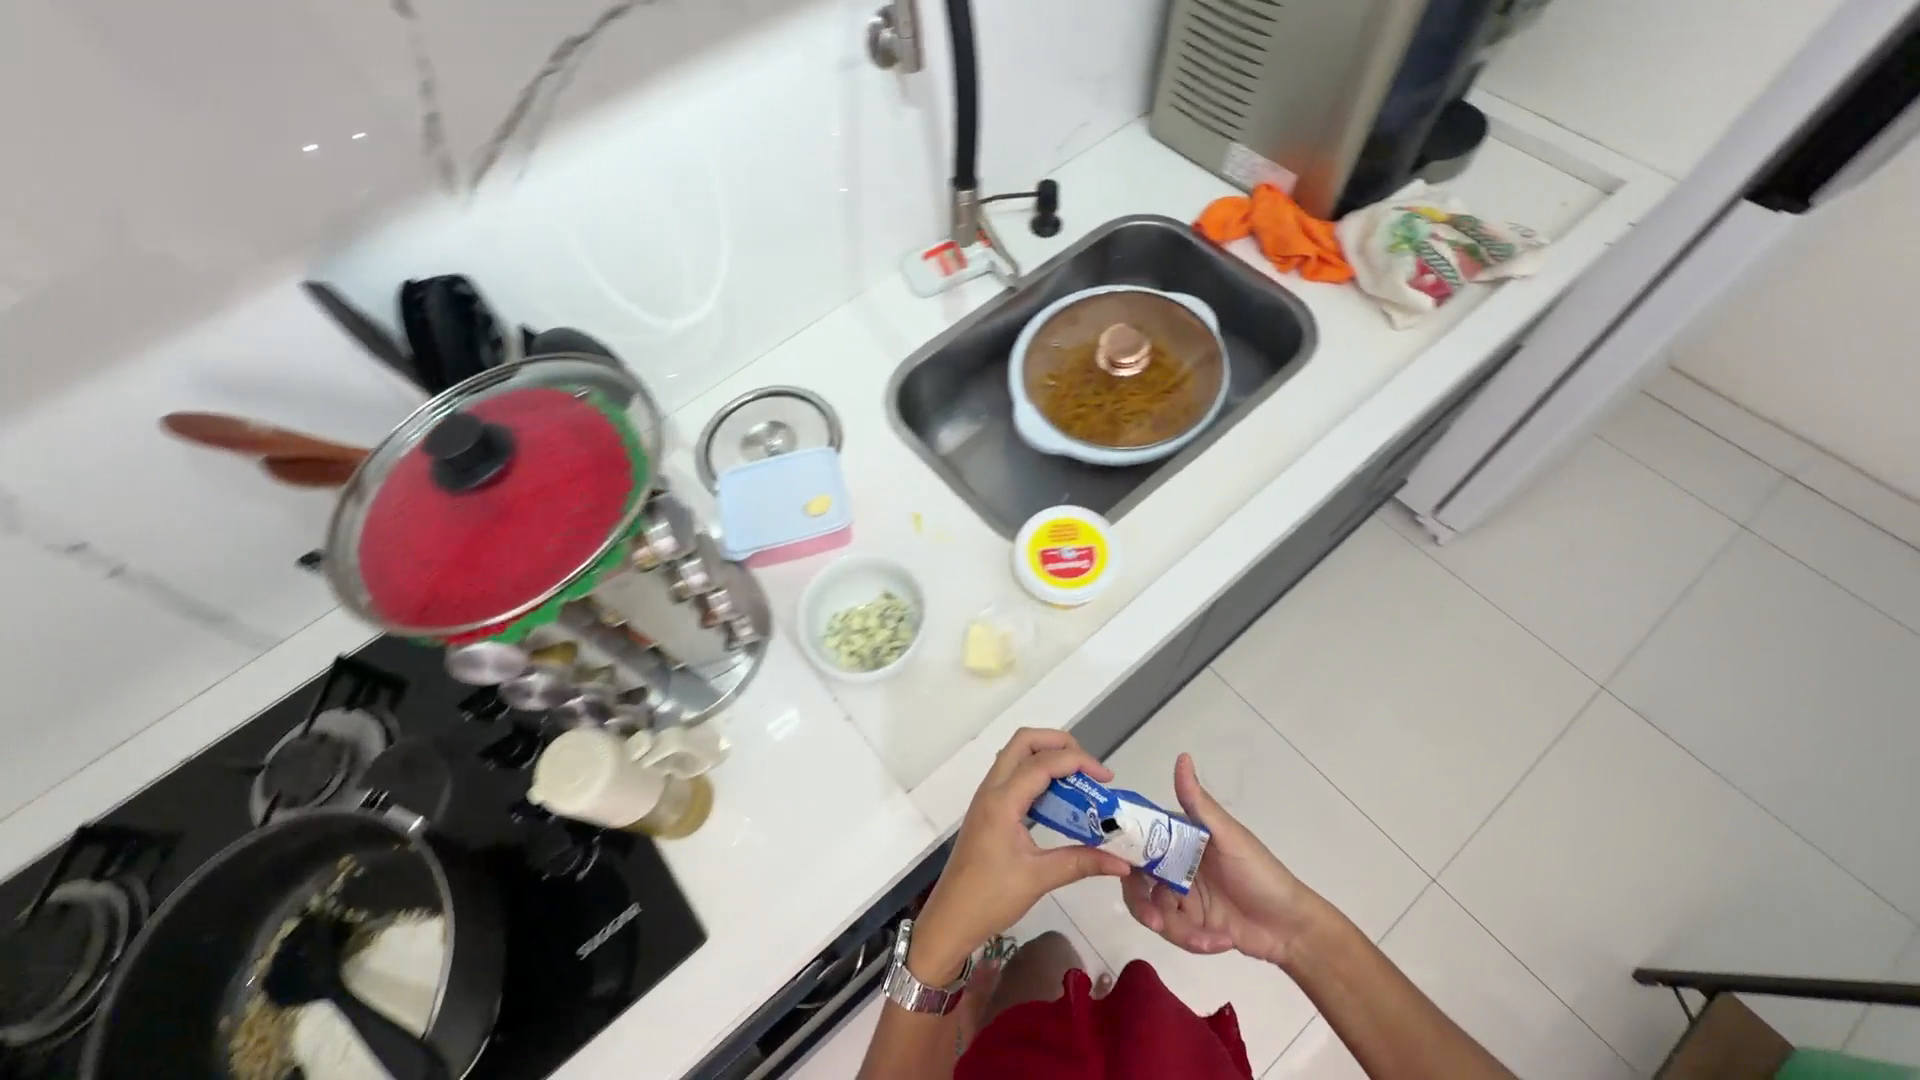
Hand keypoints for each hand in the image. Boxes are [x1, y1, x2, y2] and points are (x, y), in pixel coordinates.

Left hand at [911, 729, 1131, 983]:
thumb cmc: (990, 898)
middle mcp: (991, 790)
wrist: (950, 919)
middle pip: (1023, 742)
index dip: (1078, 762)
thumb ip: (1081, 862)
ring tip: (1078, 779)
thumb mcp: (1039, 879)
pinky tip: (1058, 799)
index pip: (1043, 763)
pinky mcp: (988, 810)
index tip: (1107, 778)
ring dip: (1047, 756)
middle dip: (1059, 743)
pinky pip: (1012, 776)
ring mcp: (987, 798)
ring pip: (1015, 756)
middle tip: (1088, 767)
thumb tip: (1122, 862)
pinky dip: (1037, 774)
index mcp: (1002, 801)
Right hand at [1121, 753, 1324, 967]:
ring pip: (1151, 909)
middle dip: (1143, 902)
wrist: (1292, 929)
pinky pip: (1172, 932)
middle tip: (1156, 919)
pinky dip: (1193, 940)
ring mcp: (1180, 895)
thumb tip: (1182, 757)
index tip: (1115, 864)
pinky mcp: (1189, 924)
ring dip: (1175, 928)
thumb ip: (1200, 804)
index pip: (1139, 837)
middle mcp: (1174, 863)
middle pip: (1136, 878)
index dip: (1122, 848)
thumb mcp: (1231, 838)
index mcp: (1182, 837)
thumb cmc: (1262, 874)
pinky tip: (1220, 942)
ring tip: (1205, 938)